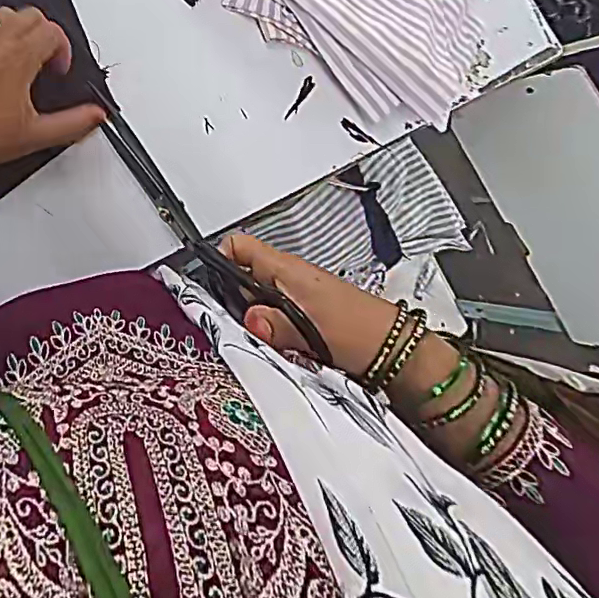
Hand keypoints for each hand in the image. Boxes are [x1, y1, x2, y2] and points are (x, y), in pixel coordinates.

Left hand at [0, 6, 107, 172]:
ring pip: (5, 14)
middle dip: (45, 34)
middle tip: (46, 59)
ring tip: (23, 53)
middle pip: (32, 15)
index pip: (52, 32)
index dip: (62, 49)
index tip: (58, 69)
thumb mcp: (38, 134)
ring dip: (20, 28)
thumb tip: (95, 115)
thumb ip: (74, 122)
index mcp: (20, 56)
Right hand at [218, 233, 403, 377]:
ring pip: (253, 304)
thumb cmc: (362, 329)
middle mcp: (284, 279)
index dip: (216, 260)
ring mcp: (291, 299)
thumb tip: (248, 320)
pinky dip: (267, 337)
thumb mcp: (313, 328)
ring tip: (262, 341)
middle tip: (235, 326)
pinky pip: (269, 322)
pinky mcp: (298, 320)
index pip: (237, 246)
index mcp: (284, 268)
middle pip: (238, 279)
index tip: (205, 286)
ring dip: (252, 324)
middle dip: (231, 303)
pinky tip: (277, 350)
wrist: (393, 351)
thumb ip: (276, 325)